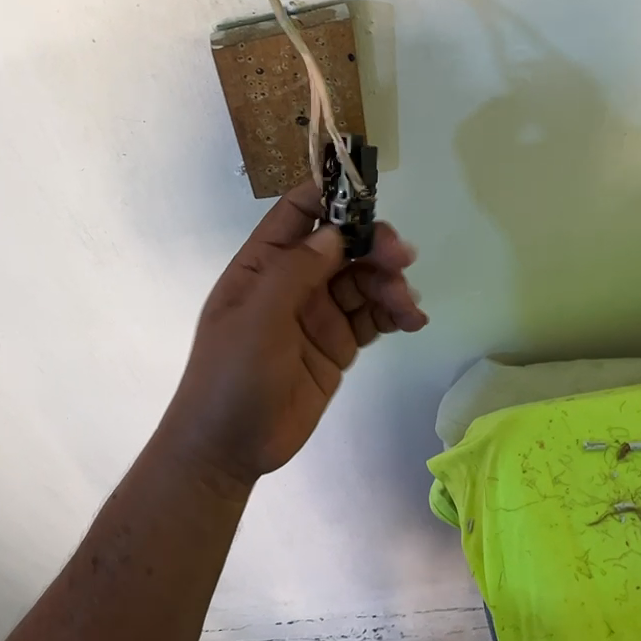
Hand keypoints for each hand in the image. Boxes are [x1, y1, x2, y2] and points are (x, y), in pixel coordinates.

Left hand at [155, 182, 425, 492]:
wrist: (228, 448)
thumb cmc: (231, 376)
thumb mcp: (257, 319)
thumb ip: (295, 271)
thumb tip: (335, 232)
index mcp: (262, 263)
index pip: (298, 211)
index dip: (332, 194)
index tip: (370, 192)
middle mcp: (292, 280)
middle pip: (342, 243)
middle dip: (373, 244)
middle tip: (401, 258)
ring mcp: (317, 312)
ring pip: (363, 279)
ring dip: (389, 282)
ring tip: (406, 305)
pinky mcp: (338, 344)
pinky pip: (372, 316)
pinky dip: (395, 312)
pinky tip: (412, 320)